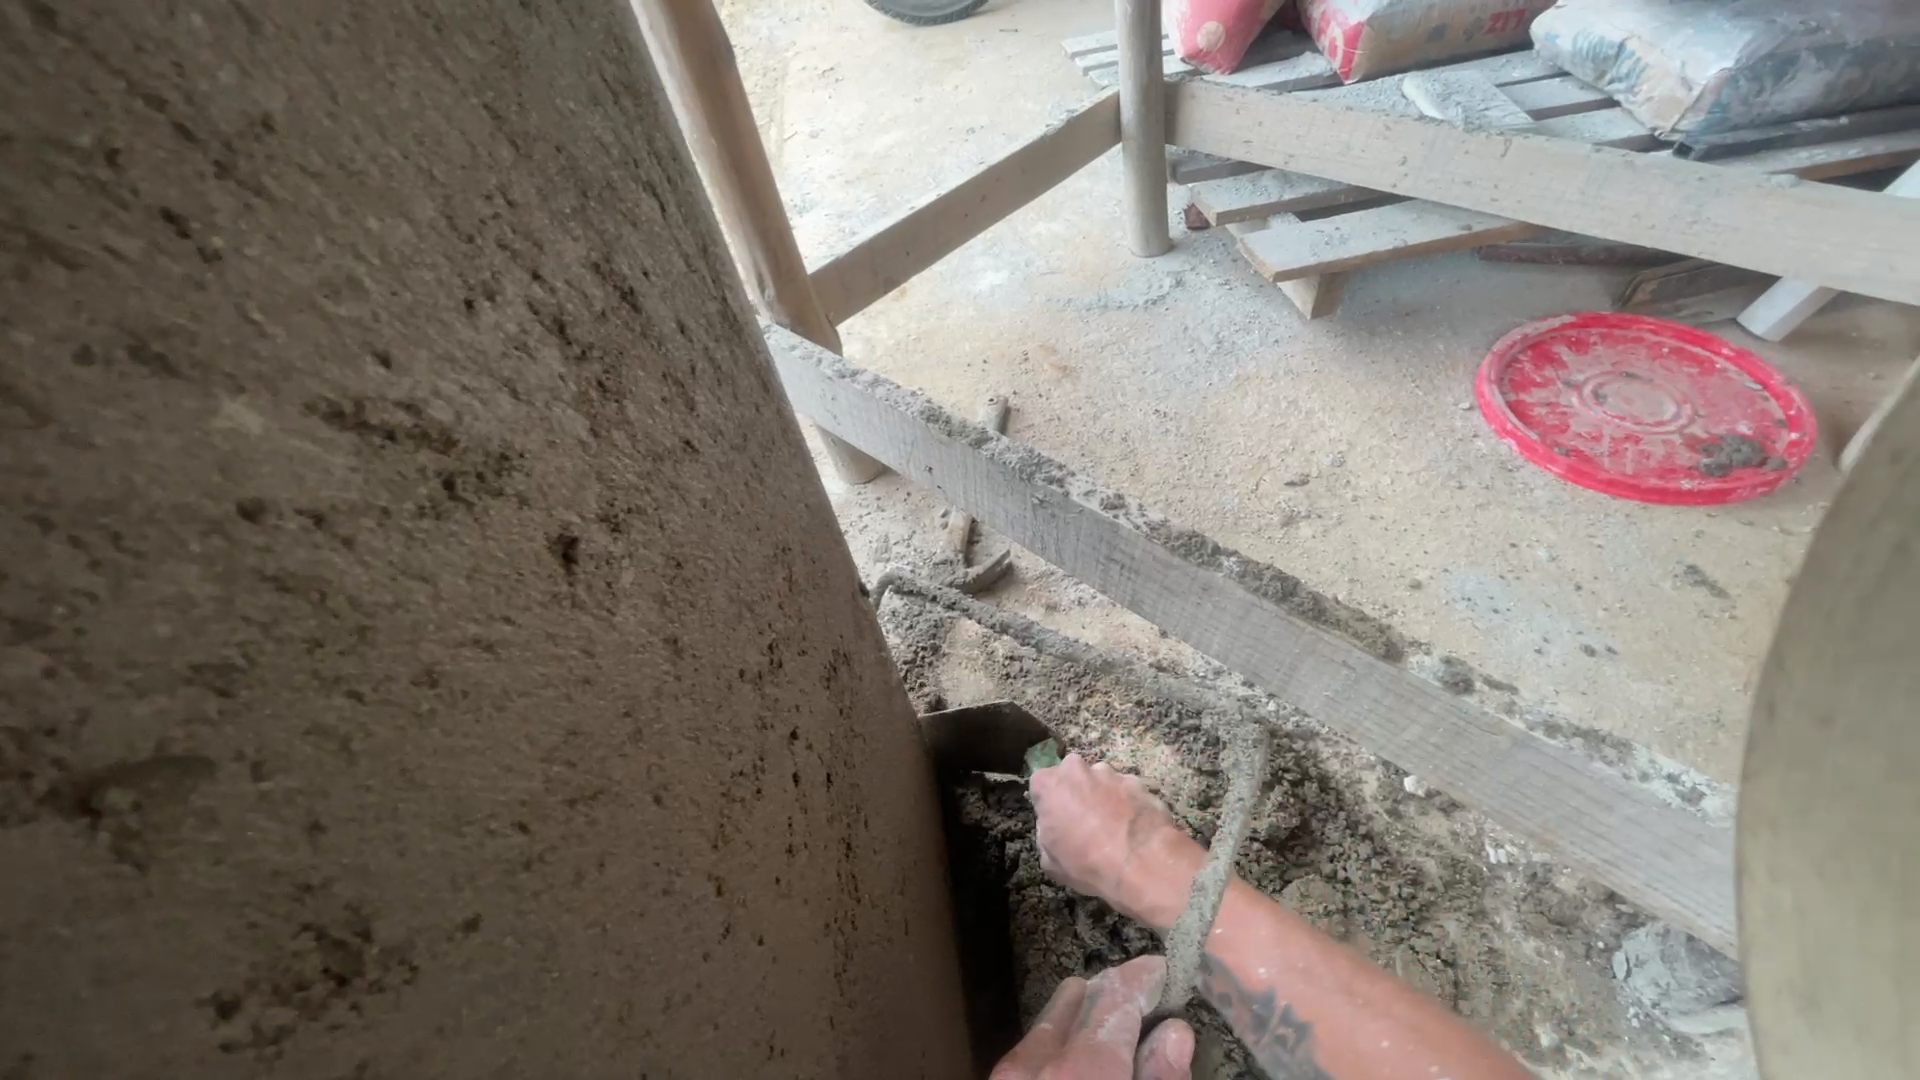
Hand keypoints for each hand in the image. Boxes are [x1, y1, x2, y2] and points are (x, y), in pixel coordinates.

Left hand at [990, 955, 1194, 1079]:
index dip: (1141, 980)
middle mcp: (1036, 1064)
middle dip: (1110, 992)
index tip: (1161, 968)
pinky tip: (1070, 1048)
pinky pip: (1027, 1051)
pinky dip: (1054, 1038)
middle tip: (1142, 990)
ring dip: (1079, 1012)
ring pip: (1047, 1024)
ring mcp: (1009, 1075)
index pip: (1115, 1003)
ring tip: (1107, 1009)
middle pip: (1076, 1003)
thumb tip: (1174, 1032)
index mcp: (1080, 1072)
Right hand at [1029, 754, 1203, 929]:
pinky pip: (1128, 792)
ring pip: (1102, 782)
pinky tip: (1134, 830)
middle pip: (1073, 775)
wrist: (1140, 864)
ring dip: (1104, 798)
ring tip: (1114, 828)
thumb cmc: (1085, 862)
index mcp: (1049, 784)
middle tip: (1084, 821)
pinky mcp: (1139, 783)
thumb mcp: (1049, 860)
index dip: (1049, 803)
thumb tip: (1055, 828)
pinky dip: (1129, 805)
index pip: (1041, 783)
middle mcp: (1078, 770)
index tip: (1056, 820)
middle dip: (1077, 792)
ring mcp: (1112, 774)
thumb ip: (1047, 833)